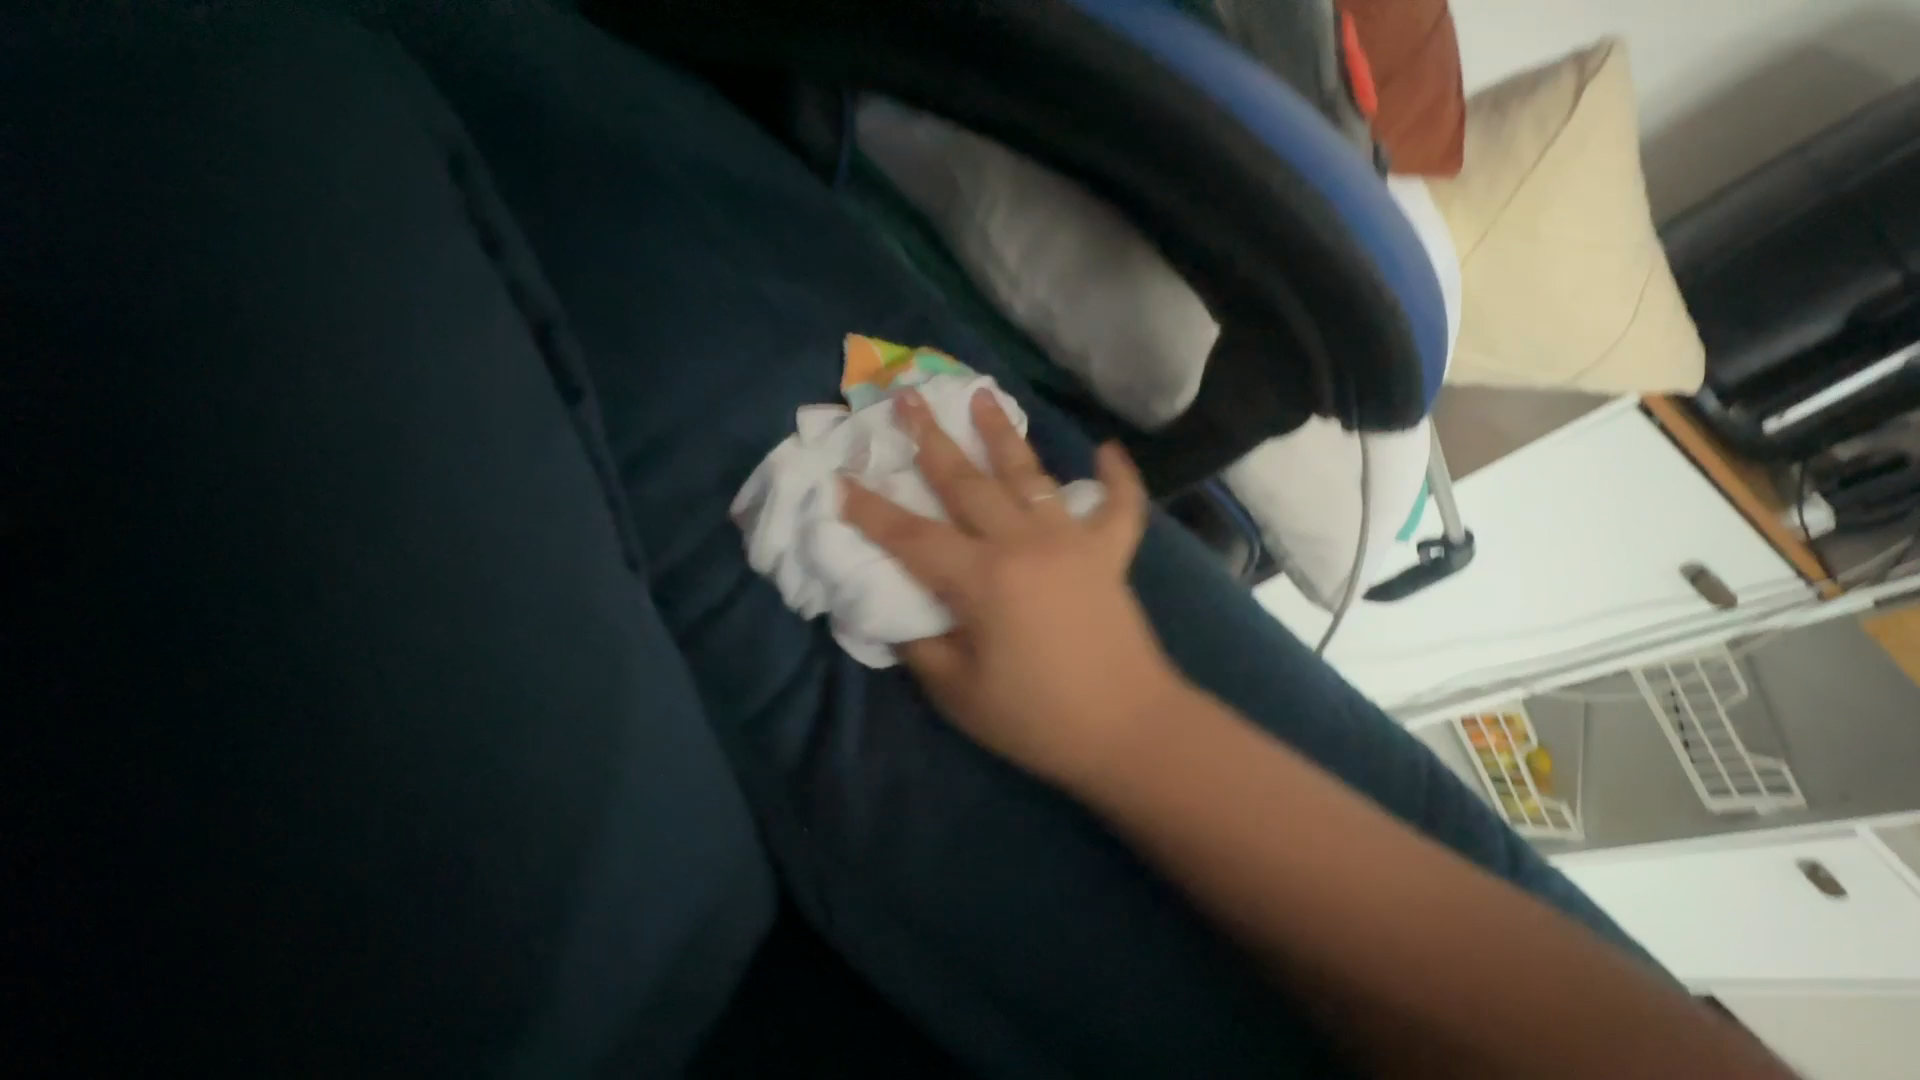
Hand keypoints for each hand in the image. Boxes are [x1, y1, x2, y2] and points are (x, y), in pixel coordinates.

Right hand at [840, 386, 1189, 787]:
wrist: (1128, 730)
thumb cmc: (1037, 719)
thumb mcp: (958, 693)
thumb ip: (920, 646)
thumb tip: (897, 612)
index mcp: (982, 579)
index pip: (911, 536)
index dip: (870, 510)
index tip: (840, 479)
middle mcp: (1024, 544)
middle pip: (967, 484)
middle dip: (932, 440)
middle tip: (908, 397)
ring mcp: (1072, 543)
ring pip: (1030, 476)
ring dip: (1003, 436)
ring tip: (983, 396)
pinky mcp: (1110, 556)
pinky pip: (1119, 507)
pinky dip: (1118, 478)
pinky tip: (1108, 448)